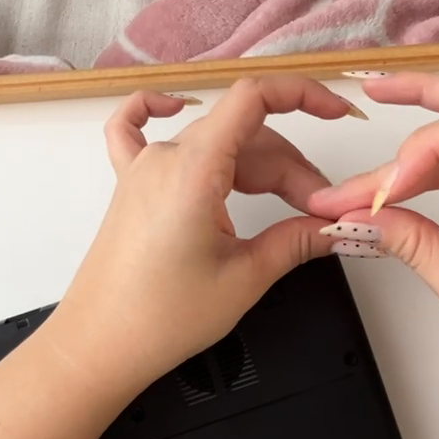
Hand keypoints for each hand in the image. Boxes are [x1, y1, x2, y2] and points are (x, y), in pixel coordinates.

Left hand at [47, 76, 360, 396]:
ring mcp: (143, 169)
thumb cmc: (160, 317)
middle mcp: (165, 158)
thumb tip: (338, 226)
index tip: (337, 111)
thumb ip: (297, 240)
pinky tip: (170, 105)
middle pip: (247, 136)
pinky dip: (154, 111)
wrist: (101, 345)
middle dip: (293, 170)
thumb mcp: (245, 277)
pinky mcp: (131, 187)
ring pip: (216, 143)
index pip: (254, 99)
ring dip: (257, 167)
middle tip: (322, 217)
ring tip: (288, 208)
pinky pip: (134, 130)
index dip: (302, 94)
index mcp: (194, 169)